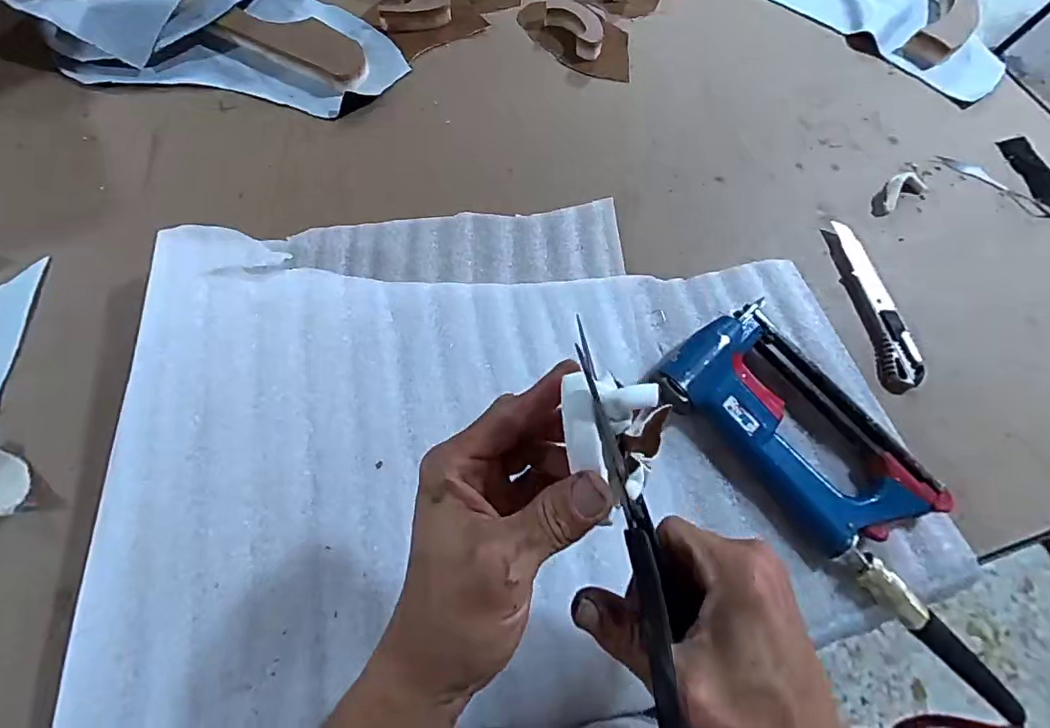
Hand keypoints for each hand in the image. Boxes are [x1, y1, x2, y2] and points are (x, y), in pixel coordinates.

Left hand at [325, 362, 613, 726]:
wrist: (435, 674)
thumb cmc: (452, 613)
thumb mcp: (504, 560)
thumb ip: (554, 517)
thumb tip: (603, 481)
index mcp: (455, 468)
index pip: (507, 417)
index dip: (546, 395)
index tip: (584, 376)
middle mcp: (472, 472)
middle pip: (528, 432)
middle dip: (569, 427)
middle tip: (613, 422)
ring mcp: (493, 495)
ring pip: (541, 458)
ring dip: (576, 459)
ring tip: (615, 460)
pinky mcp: (512, 519)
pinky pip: (548, 489)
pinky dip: (574, 489)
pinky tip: (602, 492)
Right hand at [571, 517, 840, 727]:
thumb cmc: (752, 718)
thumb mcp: (678, 676)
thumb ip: (625, 635)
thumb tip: (586, 604)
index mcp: (739, 564)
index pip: (669, 532)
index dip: (644, 566)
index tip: (643, 609)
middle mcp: (759, 558)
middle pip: (684, 549)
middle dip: (663, 589)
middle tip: (664, 639)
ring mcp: (769, 576)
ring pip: (701, 567)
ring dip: (683, 602)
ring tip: (689, 651)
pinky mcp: (772, 595)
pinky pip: (722, 582)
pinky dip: (705, 608)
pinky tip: (709, 650)